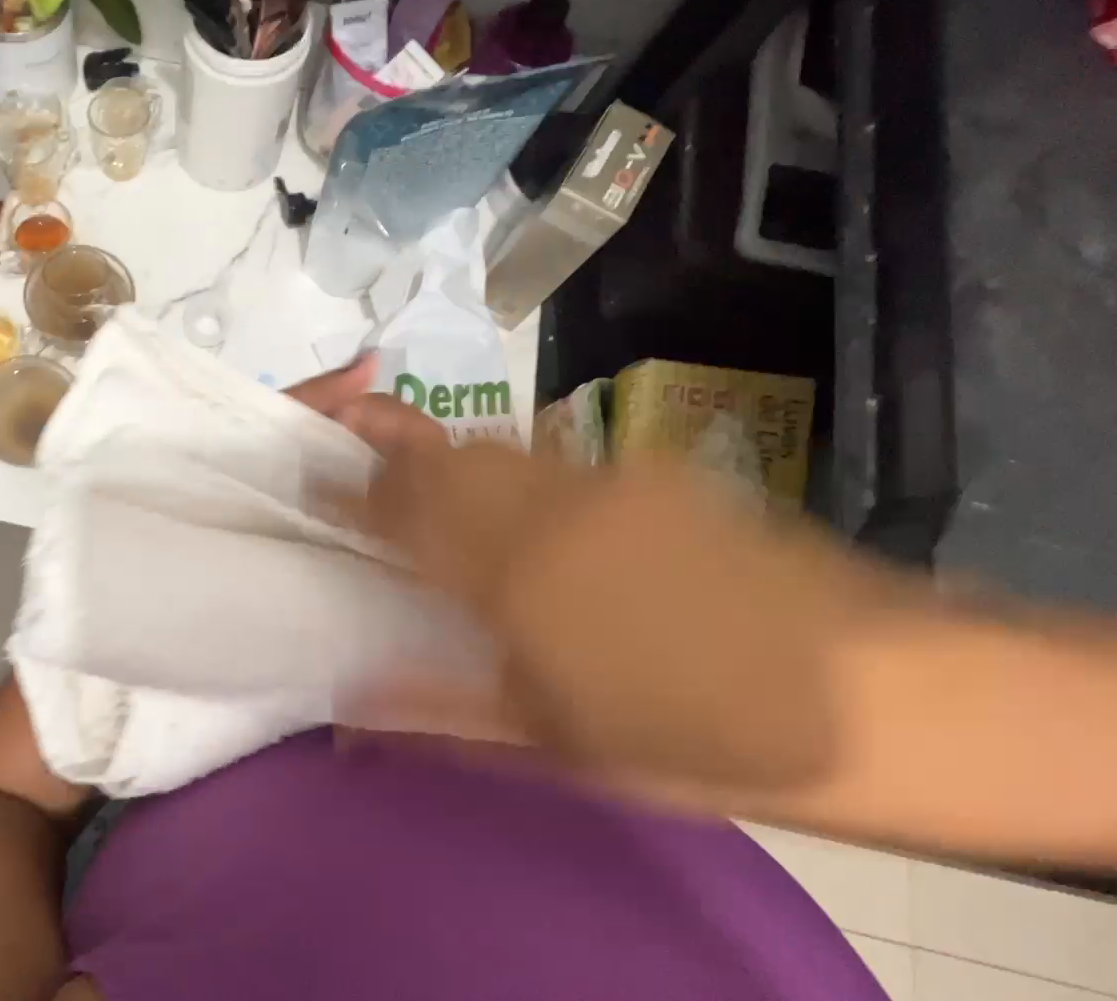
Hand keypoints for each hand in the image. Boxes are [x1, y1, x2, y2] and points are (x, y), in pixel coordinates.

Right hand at [290, 360, 839, 796]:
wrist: (880, 693)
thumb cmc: (694, 734)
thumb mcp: (550, 743)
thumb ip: (437, 710)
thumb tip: (344, 706)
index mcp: (513, 571)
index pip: (401, 509)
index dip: (348, 491)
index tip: (312, 481)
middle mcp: (547, 505)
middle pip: (439, 459)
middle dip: (385, 455)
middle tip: (349, 458)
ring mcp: (604, 479)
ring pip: (492, 448)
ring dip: (443, 459)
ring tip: (420, 481)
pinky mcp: (653, 475)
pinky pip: (547, 458)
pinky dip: (504, 470)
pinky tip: (515, 506)